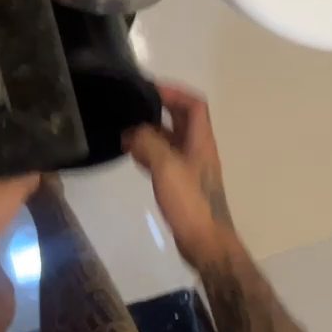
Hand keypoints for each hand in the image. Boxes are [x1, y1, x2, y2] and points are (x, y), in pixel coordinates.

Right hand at [125, 83, 239, 267]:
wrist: (205, 242)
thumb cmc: (190, 202)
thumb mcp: (166, 166)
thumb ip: (148, 142)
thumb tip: (132, 131)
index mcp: (201, 140)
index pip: (194, 105)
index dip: (174, 92)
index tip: (150, 88)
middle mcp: (198, 148)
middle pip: (182, 119)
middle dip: (159, 109)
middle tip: (133, 106)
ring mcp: (190, 166)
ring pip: (171, 138)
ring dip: (151, 131)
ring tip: (126, 130)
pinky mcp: (182, 182)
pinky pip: (165, 157)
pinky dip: (149, 150)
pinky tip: (133, 154)